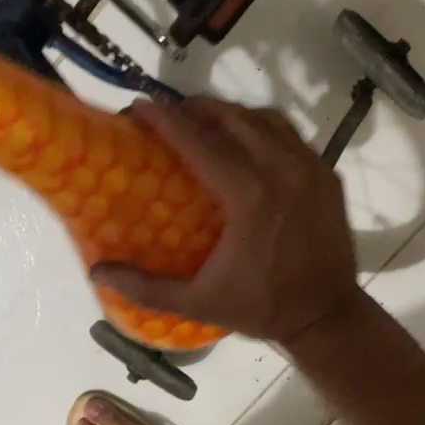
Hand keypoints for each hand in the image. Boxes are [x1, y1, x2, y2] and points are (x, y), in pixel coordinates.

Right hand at [90, 97, 364, 344]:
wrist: (327, 316)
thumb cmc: (262, 308)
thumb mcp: (200, 302)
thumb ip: (146, 287)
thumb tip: (97, 272)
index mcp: (247, 195)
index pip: (197, 140)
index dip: (164, 119)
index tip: (139, 108)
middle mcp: (280, 169)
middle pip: (230, 117)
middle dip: (195, 109)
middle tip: (170, 115)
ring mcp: (310, 168)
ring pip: (264, 119)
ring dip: (231, 114)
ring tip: (208, 123)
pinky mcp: (327, 175)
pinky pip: (291, 136)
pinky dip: (265, 129)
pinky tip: (250, 142)